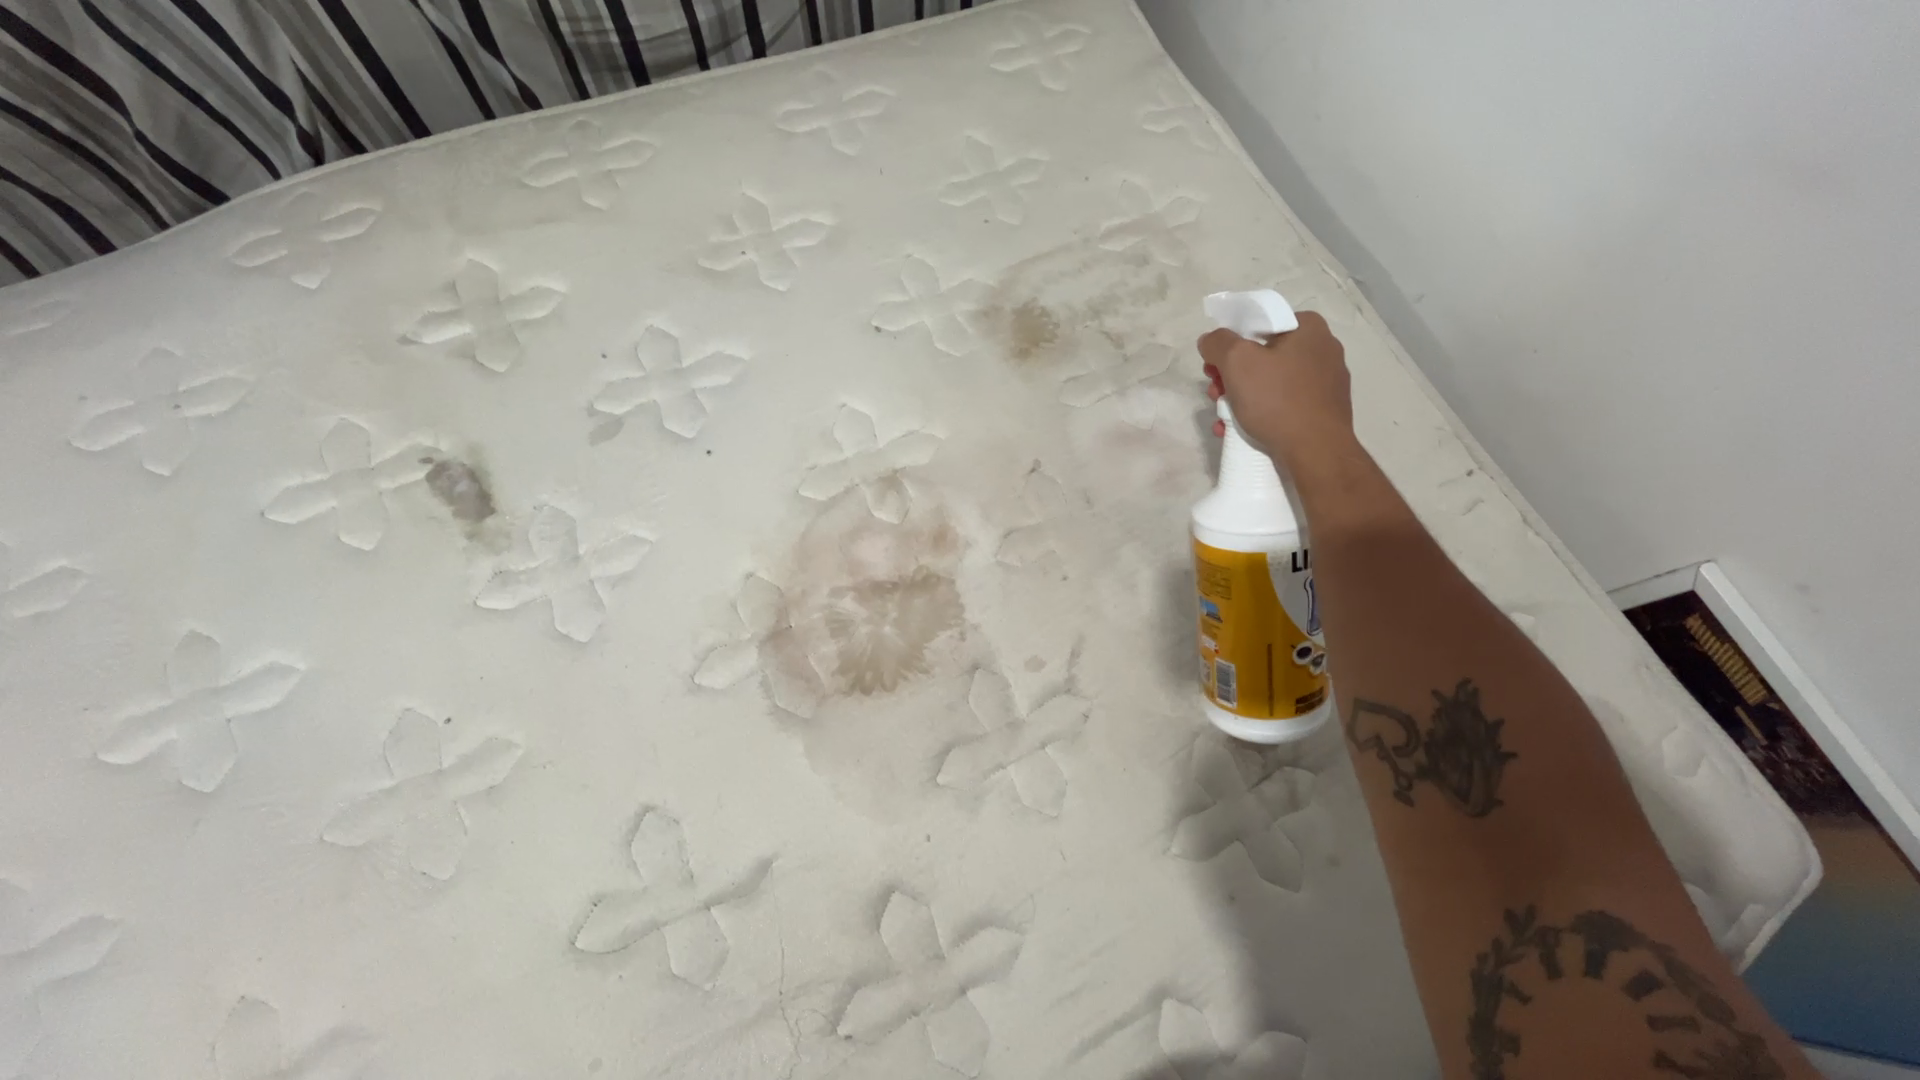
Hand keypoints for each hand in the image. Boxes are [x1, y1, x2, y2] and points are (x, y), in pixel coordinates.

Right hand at [1199, 311, 1352, 470]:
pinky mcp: (1324, 410)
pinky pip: (1284, 404)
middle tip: (1215, 393)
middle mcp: (1323, 349)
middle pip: (1263, 355)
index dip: (1231, 342)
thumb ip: (1218, 343)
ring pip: (1271, 382)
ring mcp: (1326, 382)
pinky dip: (1261, 413)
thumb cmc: (1277, 399)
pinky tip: (1240, 429)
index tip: (1215, 366)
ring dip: (1241, 397)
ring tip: (1223, 417)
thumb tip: (1210, 340)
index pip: (1260, 324)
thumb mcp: (1236, 361)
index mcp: (1309, 328)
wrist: (1316, 451)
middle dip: (1232, 376)